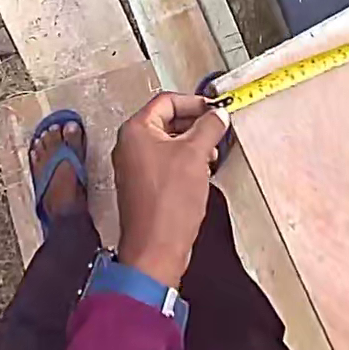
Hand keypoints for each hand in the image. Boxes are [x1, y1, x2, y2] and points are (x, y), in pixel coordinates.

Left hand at [112, 91, 229, 288]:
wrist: (156, 248)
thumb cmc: (168, 203)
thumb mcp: (195, 155)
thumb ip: (208, 128)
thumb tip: (218, 114)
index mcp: (136, 129)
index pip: (166, 101)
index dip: (193, 102)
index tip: (214, 109)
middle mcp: (130, 143)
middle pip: (166, 119)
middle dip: (195, 124)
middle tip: (217, 129)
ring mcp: (134, 164)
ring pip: (168, 141)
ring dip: (192, 143)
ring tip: (212, 153)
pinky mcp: (143, 183)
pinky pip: (165, 160)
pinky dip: (184, 159)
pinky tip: (202, 170)